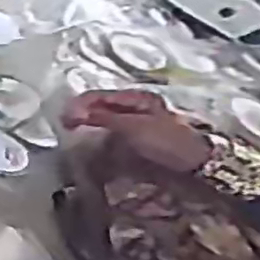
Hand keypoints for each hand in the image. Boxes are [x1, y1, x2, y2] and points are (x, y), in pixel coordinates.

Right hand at [61, 90, 214, 172]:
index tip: (63, 119)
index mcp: (135, 97)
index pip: (97, 95)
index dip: (78, 104)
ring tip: (74, 131)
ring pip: (102, 116)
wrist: (195, 163)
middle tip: (65, 125)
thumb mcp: (131, 127)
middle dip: (80, 112)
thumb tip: (72, 111)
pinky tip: (91, 137)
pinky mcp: (136, 134)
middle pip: (99, 104)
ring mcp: (136, 119)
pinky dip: (97, 131)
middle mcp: (134, 104)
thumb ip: (101, 117)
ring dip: (87, 122)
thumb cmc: (165, 141)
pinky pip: (109, 128)